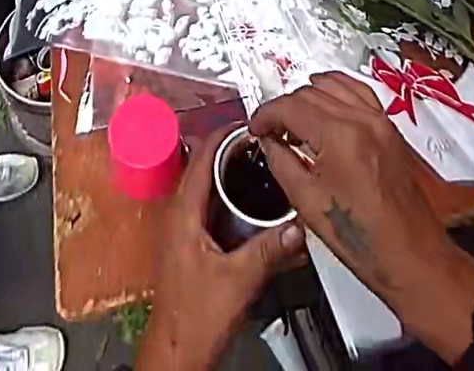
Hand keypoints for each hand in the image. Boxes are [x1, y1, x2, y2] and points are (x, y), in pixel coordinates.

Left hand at [136, 127, 305, 370]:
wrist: (176, 350)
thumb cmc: (195, 317)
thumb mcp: (238, 281)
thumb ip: (268, 252)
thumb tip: (297, 228)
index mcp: (184, 212)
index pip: (201, 157)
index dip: (221, 136)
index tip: (246, 125)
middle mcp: (179, 212)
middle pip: (203, 167)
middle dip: (228, 150)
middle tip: (258, 142)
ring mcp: (183, 227)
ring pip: (206, 186)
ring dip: (227, 171)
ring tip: (256, 163)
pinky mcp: (190, 242)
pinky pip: (208, 205)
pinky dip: (226, 194)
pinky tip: (247, 202)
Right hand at [250, 72, 473, 364]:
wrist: (414, 260)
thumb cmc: (366, 240)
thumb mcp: (306, 201)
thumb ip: (280, 161)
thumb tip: (268, 141)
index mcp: (338, 135)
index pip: (289, 106)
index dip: (265, 115)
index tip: (256, 127)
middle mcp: (361, 120)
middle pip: (308, 93)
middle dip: (283, 108)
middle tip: (270, 129)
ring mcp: (379, 121)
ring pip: (332, 85)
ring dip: (307, 96)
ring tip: (294, 119)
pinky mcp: (389, 128)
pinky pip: (358, 91)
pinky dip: (336, 89)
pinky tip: (325, 97)